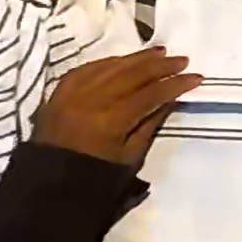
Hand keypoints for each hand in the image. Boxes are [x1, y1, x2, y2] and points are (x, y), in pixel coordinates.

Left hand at [32, 47, 202, 166]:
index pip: (151, 93)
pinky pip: (85, 69)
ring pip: (110, 67)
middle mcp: (90, 101)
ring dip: (137, 58)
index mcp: (111, 121)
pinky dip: (108, 62)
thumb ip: (151, 122)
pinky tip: (124, 60)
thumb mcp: (131, 155)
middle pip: (132, 75)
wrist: (45, 189)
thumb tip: (170, 98)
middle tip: (182, 60)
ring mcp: (71, 95)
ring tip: (159, 52)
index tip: (196, 77)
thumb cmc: (94, 177)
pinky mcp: (57, 94)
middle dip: (161, 66)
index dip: (176, 84)